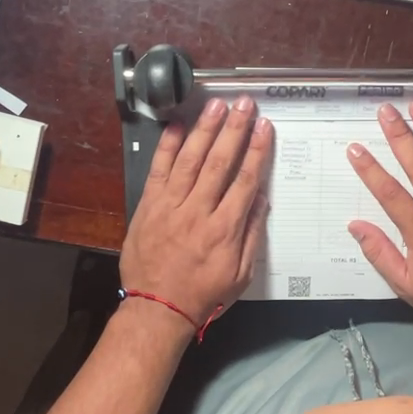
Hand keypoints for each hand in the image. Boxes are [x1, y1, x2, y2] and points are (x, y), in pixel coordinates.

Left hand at [120, 95, 272, 334]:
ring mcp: (170, 206)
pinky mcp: (148, 206)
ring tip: (215, 105)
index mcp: (224, 230)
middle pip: (219, 162)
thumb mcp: (240, 274)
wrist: (157, 309)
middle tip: (244, 104)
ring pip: (190, 160)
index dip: (257, 151)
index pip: (244, 181)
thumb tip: (260, 198)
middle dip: (234, 130)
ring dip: (204, 130)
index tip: (264, 127)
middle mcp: (198, 212)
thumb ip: (252, 234)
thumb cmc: (203, 294)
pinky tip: (178, 126)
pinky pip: (158, 170)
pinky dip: (167, 147)